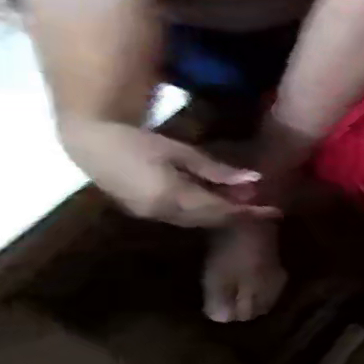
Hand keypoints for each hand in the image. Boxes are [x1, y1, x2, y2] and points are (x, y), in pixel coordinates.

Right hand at [59, 119, 278, 227]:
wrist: (89, 143)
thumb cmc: (138, 142)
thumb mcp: (182, 152)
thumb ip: (216, 170)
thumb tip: (255, 179)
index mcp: (170, 196)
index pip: (220, 210)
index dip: (249, 212)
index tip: (275, 211)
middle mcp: (159, 212)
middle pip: (209, 219)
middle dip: (239, 215)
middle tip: (265, 209)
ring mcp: (147, 214)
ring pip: (196, 221)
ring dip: (223, 215)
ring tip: (248, 205)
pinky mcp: (141, 211)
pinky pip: (181, 217)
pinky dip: (205, 213)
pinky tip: (220, 203)